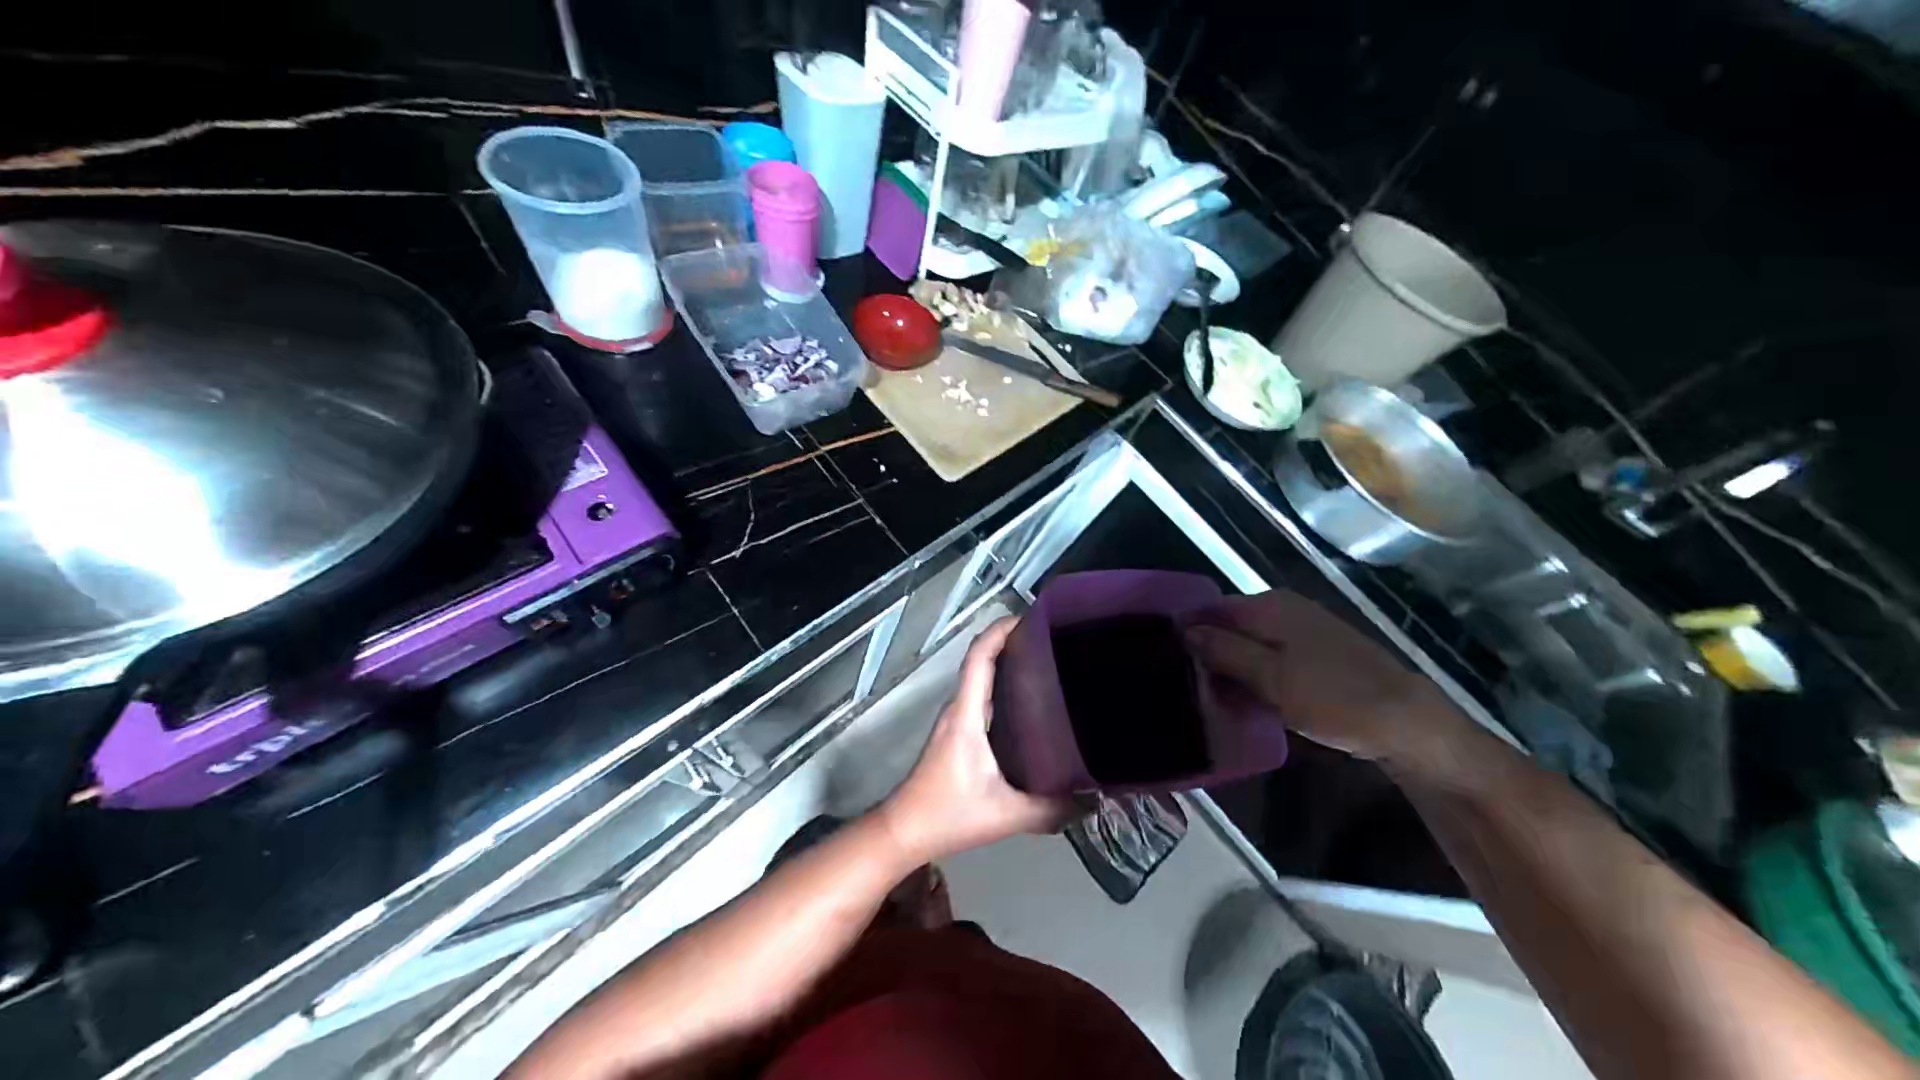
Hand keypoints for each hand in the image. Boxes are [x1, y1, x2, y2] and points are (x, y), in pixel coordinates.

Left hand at [879, 617, 1077, 863]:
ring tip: (1050, 667)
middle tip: (1055, 643)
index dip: (1001, 631)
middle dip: (1014, 644)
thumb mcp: (1006, 814)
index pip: (979, 656)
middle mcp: (958, 709)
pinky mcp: (956, 735)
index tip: (1031, 618)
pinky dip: (1002, 689)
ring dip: (1008, 666)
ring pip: (981, 679)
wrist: (904, 831)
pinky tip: (1030, 706)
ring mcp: (955, 721)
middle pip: (982, 661)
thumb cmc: (948, 814)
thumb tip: (1092, 797)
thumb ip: (1051, 808)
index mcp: (966, 715)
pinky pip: (981, 698)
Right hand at [1185, 591, 1474, 771]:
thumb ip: (1224, 651)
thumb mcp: (1271, 678)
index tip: (1167, 662)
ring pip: (1248, 645)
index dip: (1186, 633)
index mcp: (1269, 605)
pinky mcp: (1315, 655)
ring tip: (1211, 701)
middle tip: (1187, 690)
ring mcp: (1302, 631)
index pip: (1210, 609)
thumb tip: (1185, 630)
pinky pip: (1269, 660)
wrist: (1408, 724)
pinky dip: (1254, 678)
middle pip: (1228, 626)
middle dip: (1206, 655)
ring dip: (1230, 670)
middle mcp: (1283, 609)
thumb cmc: (1335, 698)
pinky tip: (1247, 703)